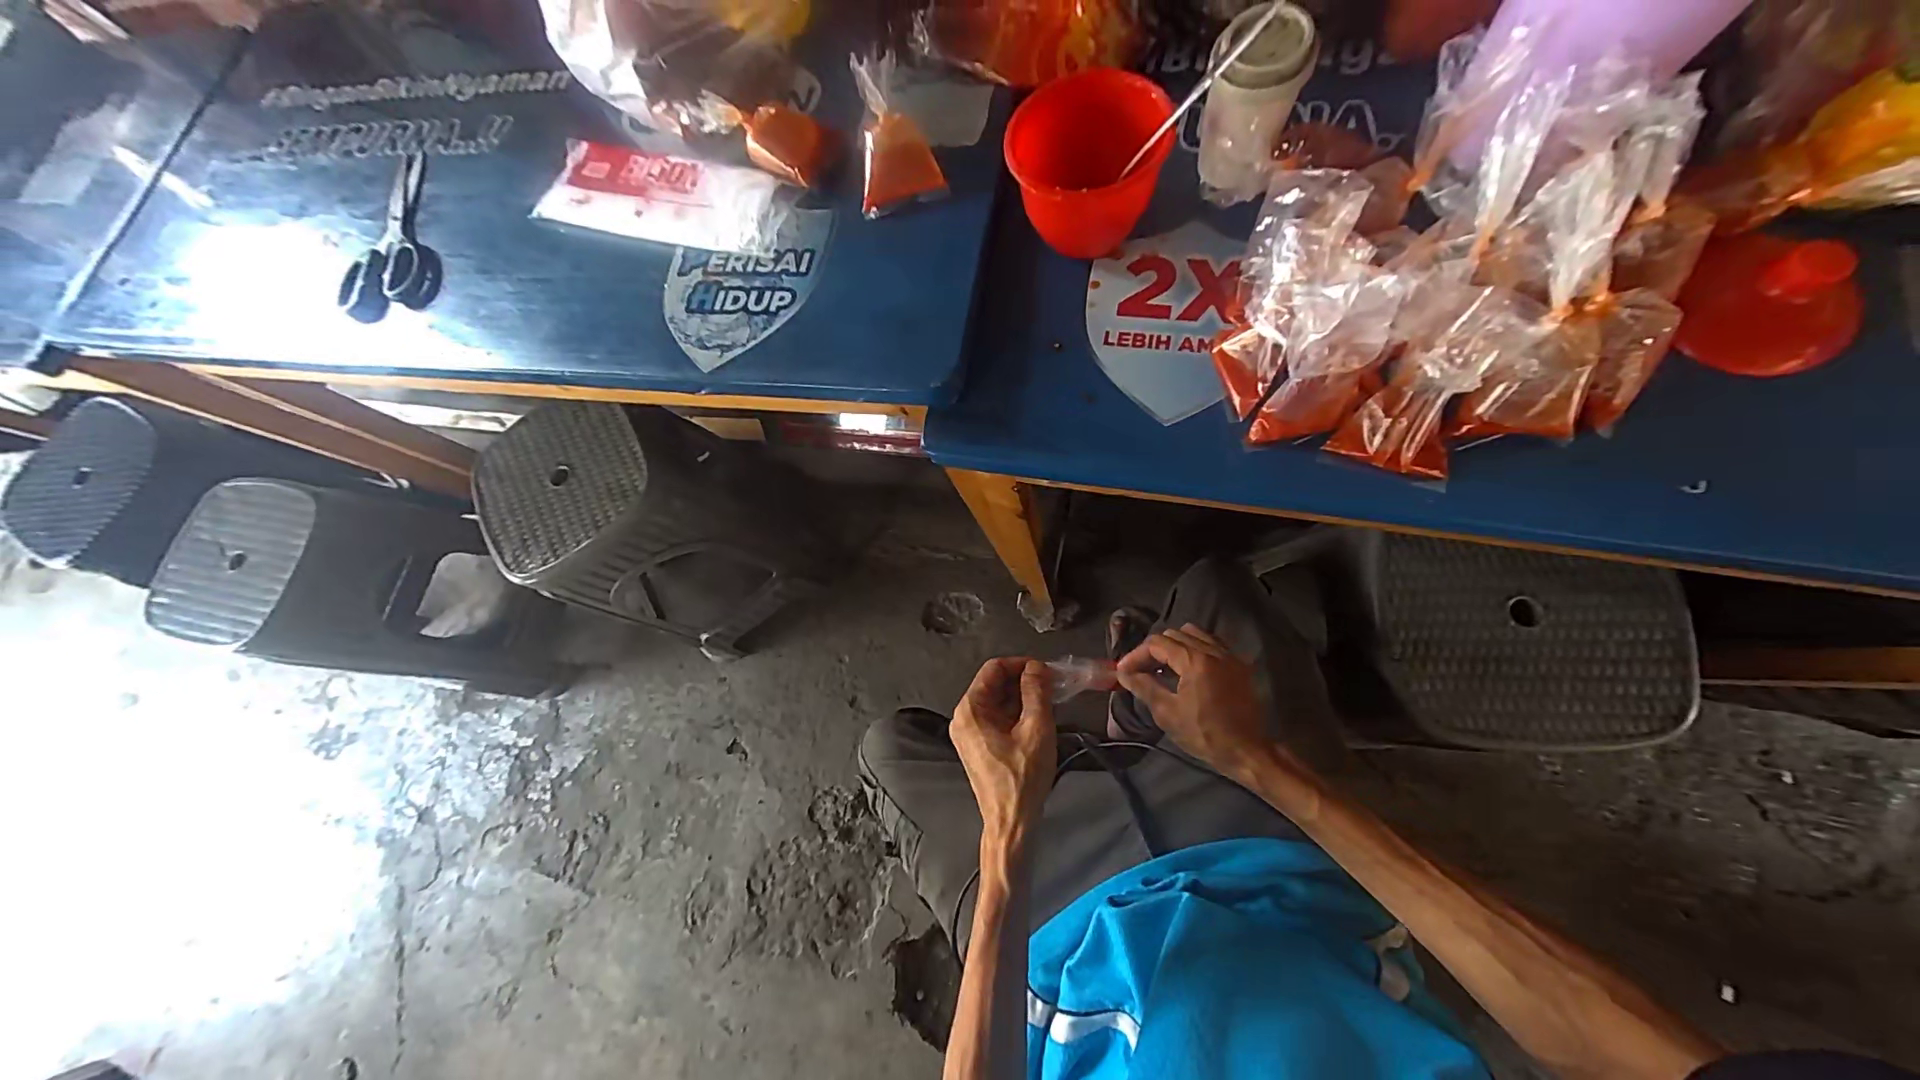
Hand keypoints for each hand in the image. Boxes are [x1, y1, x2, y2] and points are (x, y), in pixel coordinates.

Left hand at [950, 658, 1056, 853]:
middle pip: (994, 683)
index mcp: (970, 710)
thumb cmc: (1022, 779)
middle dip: (1024, 681)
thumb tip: (1037, 667)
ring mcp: (970, 733)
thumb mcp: (1037, 728)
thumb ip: (1036, 692)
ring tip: (1049, 703)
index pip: (994, 668)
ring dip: (1023, 697)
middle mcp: (964, 718)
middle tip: (1052, 686)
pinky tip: (1038, 719)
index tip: (1045, 670)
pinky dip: (1017, 713)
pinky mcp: (979, 745)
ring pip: (998, 700)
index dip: (1021, 664)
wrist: (1012, 822)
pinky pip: (998, 717)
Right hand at [1116, 624, 1270, 778]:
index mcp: (1195, 660)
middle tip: (1142, 669)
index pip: (1157, 643)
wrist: (1247, 751)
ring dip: (1176, 646)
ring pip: (1196, 634)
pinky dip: (1196, 649)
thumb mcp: (1167, 713)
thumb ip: (1144, 687)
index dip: (1137, 654)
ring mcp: (1230, 656)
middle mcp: (1214, 650)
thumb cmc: (1204, 734)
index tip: (1124, 670)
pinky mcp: (1239, 665)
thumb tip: (1124, 673)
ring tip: (1165, 666)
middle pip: (1175, 634)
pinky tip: (1189, 668)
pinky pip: (1213, 644)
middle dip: (1154, 649)